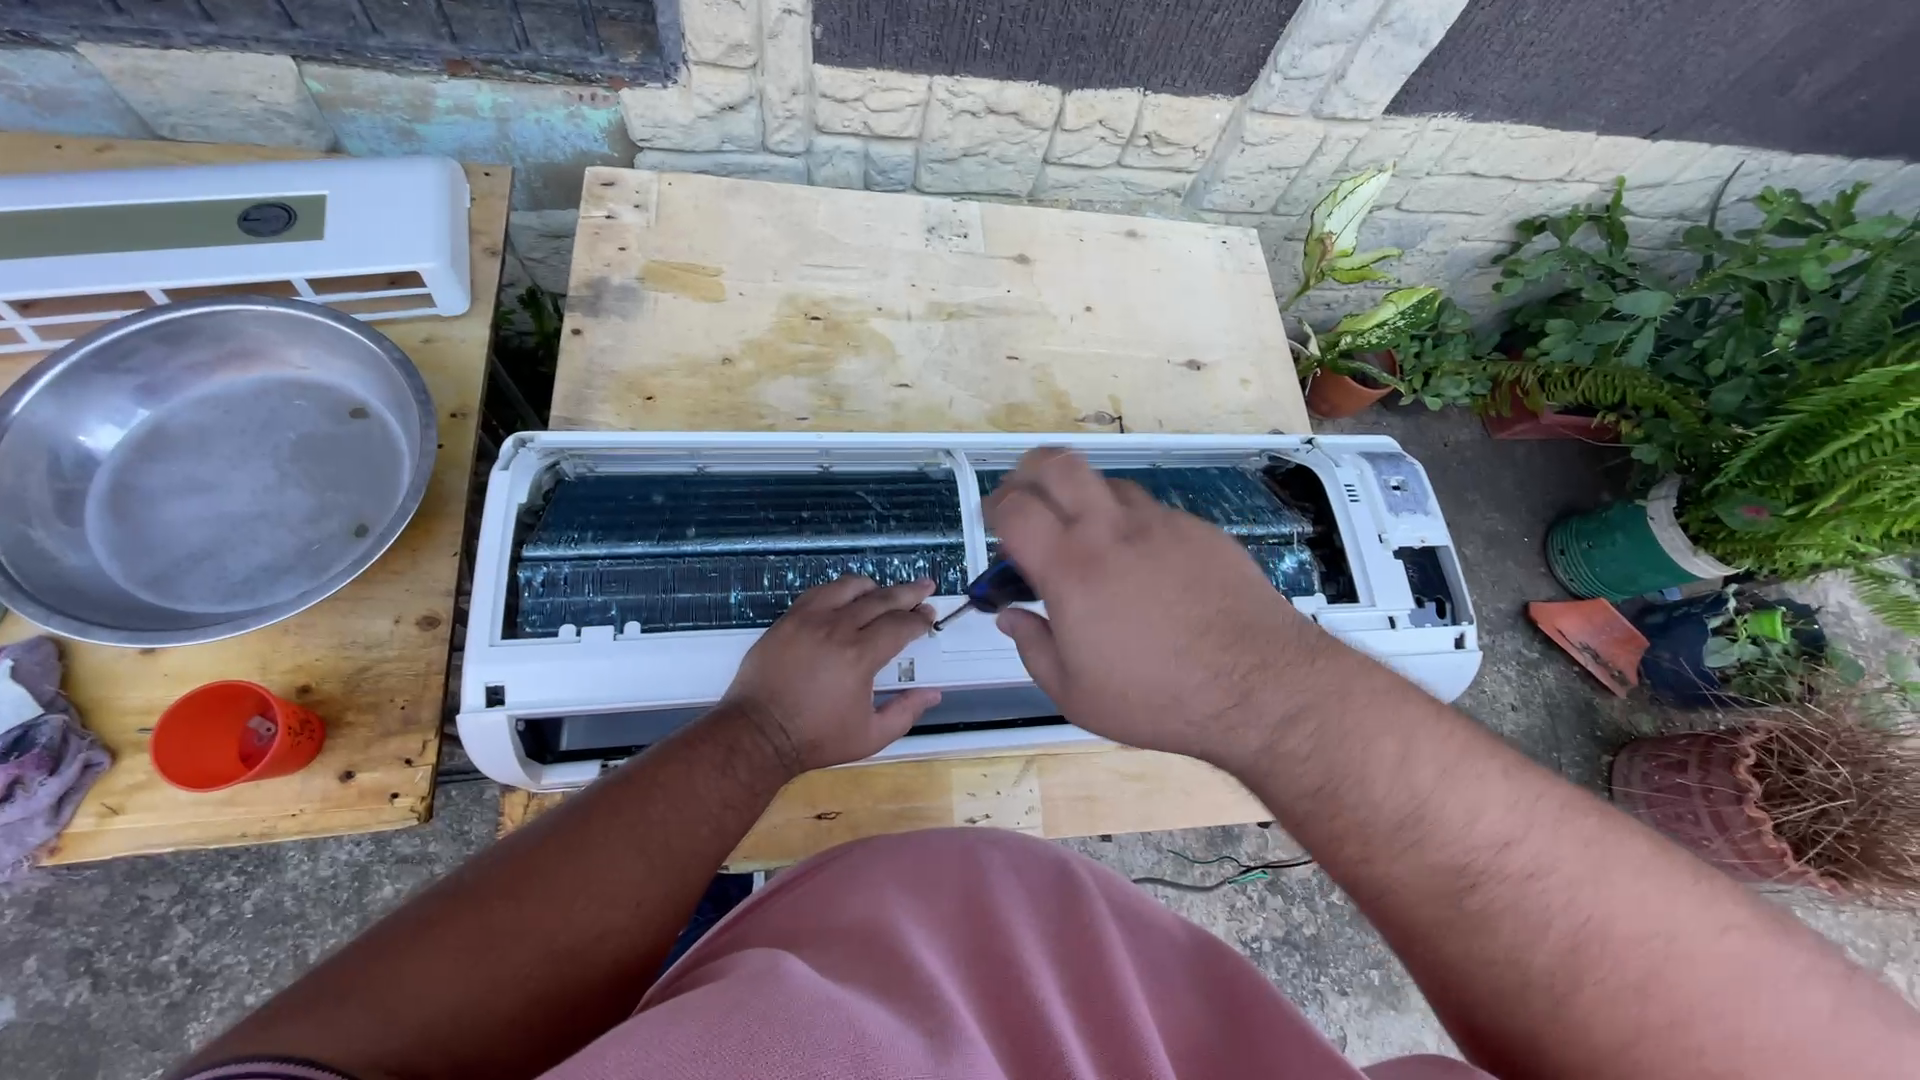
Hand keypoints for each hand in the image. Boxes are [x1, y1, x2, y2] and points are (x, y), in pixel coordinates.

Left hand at [716, 576, 941, 777]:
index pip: (900, 625)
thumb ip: (905, 712)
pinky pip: (818, 592)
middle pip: (881, 598)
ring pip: (848, 586)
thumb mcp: (870, 736)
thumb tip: (933, 695)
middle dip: (908, 592)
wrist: (759, 734)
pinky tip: (846, 597)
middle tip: (924, 587)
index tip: (929, 617)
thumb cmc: (815, 738)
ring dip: (873, 587)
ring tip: (885, 592)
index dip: (919, 619)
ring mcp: (808, 620)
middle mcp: (836, 629)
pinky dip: (839, 590)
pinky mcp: (787, 620)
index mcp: (859, 656)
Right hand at [985, 448, 1351, 765]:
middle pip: (1058, 464)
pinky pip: (1153, 512)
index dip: (994, 507)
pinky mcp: (1201, 530)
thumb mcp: (1075, 694)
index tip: (994, 522)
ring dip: (1084, 500)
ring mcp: (1161, 523)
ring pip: (1108, 484)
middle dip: (1030, 472)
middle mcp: (1112, 530)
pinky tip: (1145, 568)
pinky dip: (1133, 526)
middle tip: (1029, 503)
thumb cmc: (1156, 698)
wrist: (1259, 687)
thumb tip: (1011, 616)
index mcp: (1071, 567)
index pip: (1015, 508)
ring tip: (1088, 541)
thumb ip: (1033, 647)